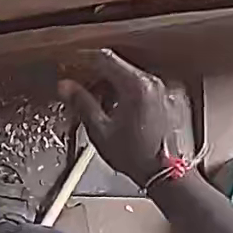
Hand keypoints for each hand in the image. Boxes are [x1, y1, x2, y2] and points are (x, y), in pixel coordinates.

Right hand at [58, 48, 186, 186]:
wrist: (166, 174)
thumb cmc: (135, 155)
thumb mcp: (100, 130)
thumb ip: (82, 103)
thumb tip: (66, 86)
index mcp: (135, 85)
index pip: (104, 58)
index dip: (83, 58)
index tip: (70, 63)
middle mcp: (151, 82)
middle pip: (117, 66)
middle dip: (95, 73)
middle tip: (78, 85)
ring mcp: (161, 90)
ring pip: (129, 76)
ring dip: (110, 84)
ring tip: (95, 101)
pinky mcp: (166, 100)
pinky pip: (140, 87)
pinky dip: (124, 92)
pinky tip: (115, 109)